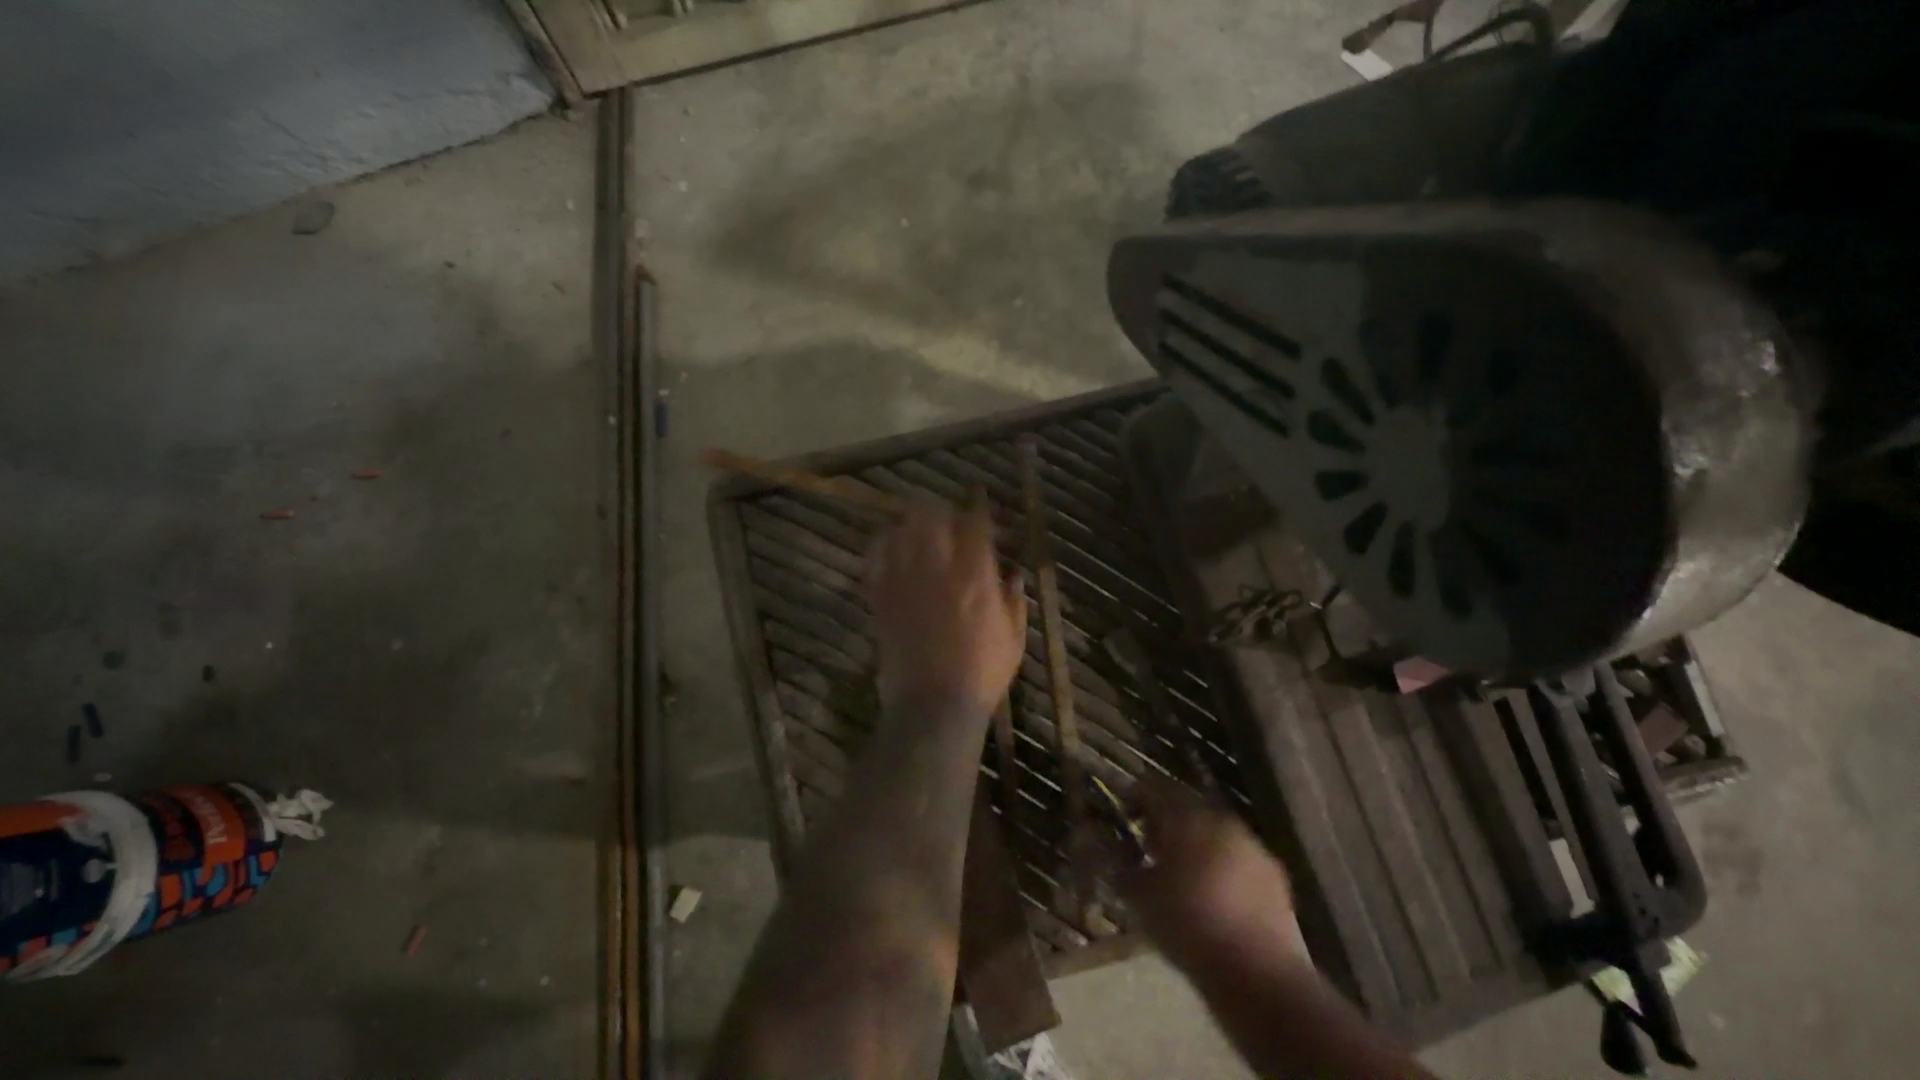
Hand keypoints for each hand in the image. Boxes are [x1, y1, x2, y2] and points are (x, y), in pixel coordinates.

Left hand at [864, 498, 1027, 717]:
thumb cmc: (982, 674)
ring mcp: (903, 581)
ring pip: (899, 530)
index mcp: (976, 575)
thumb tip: (1014, 575)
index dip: (978, 507)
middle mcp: (937, 568)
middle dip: (939, 508)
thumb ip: (1014, 600)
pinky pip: (873, 559)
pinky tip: (888, 549)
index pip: (975, 522)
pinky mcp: (880, 598)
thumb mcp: (1014, 638)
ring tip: (916, 529)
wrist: (933, 706)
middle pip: (930, 514)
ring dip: (909, 524)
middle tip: (945, 515)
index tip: (980, 504)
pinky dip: (881, 547)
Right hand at [1119, 774, 1309, 972]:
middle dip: (1166, 822)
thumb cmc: (1187, 926)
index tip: (1122, 814)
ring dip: (1195, 843)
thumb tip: (1109, 851)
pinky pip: (1238, 857)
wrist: (1256, 971)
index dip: (1134, 797)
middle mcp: (1222, 821)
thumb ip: (1121, 867)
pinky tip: (1212, 893)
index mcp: (1187, 818)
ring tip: (1179, 872)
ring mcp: (1253, 846)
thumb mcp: (1139, 898)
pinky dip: (1221, 865)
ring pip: (1215, 832)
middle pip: (1188, 808)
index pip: (1153, 789)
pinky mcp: (1274, 874)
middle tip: (1148, 844)